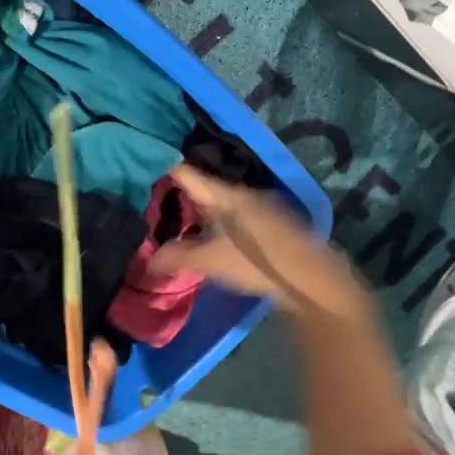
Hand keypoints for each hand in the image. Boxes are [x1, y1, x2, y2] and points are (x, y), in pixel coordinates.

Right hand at [151, 166, 374, 319]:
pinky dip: (220, 224)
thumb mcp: (210, 261)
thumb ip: (177, 257)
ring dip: (202, 214)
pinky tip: (213, 241)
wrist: (314, 281)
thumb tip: (148, 262)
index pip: (187, 174)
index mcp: (227, 195)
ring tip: (179, 228)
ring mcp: (263, 208)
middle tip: (153, 209)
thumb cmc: (258, 263)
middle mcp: (245, 194)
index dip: (163, 174)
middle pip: (205, 190)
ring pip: (222, 205)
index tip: (141, 178)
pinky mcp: (274, 226)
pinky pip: (237, 217)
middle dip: (181, 198)